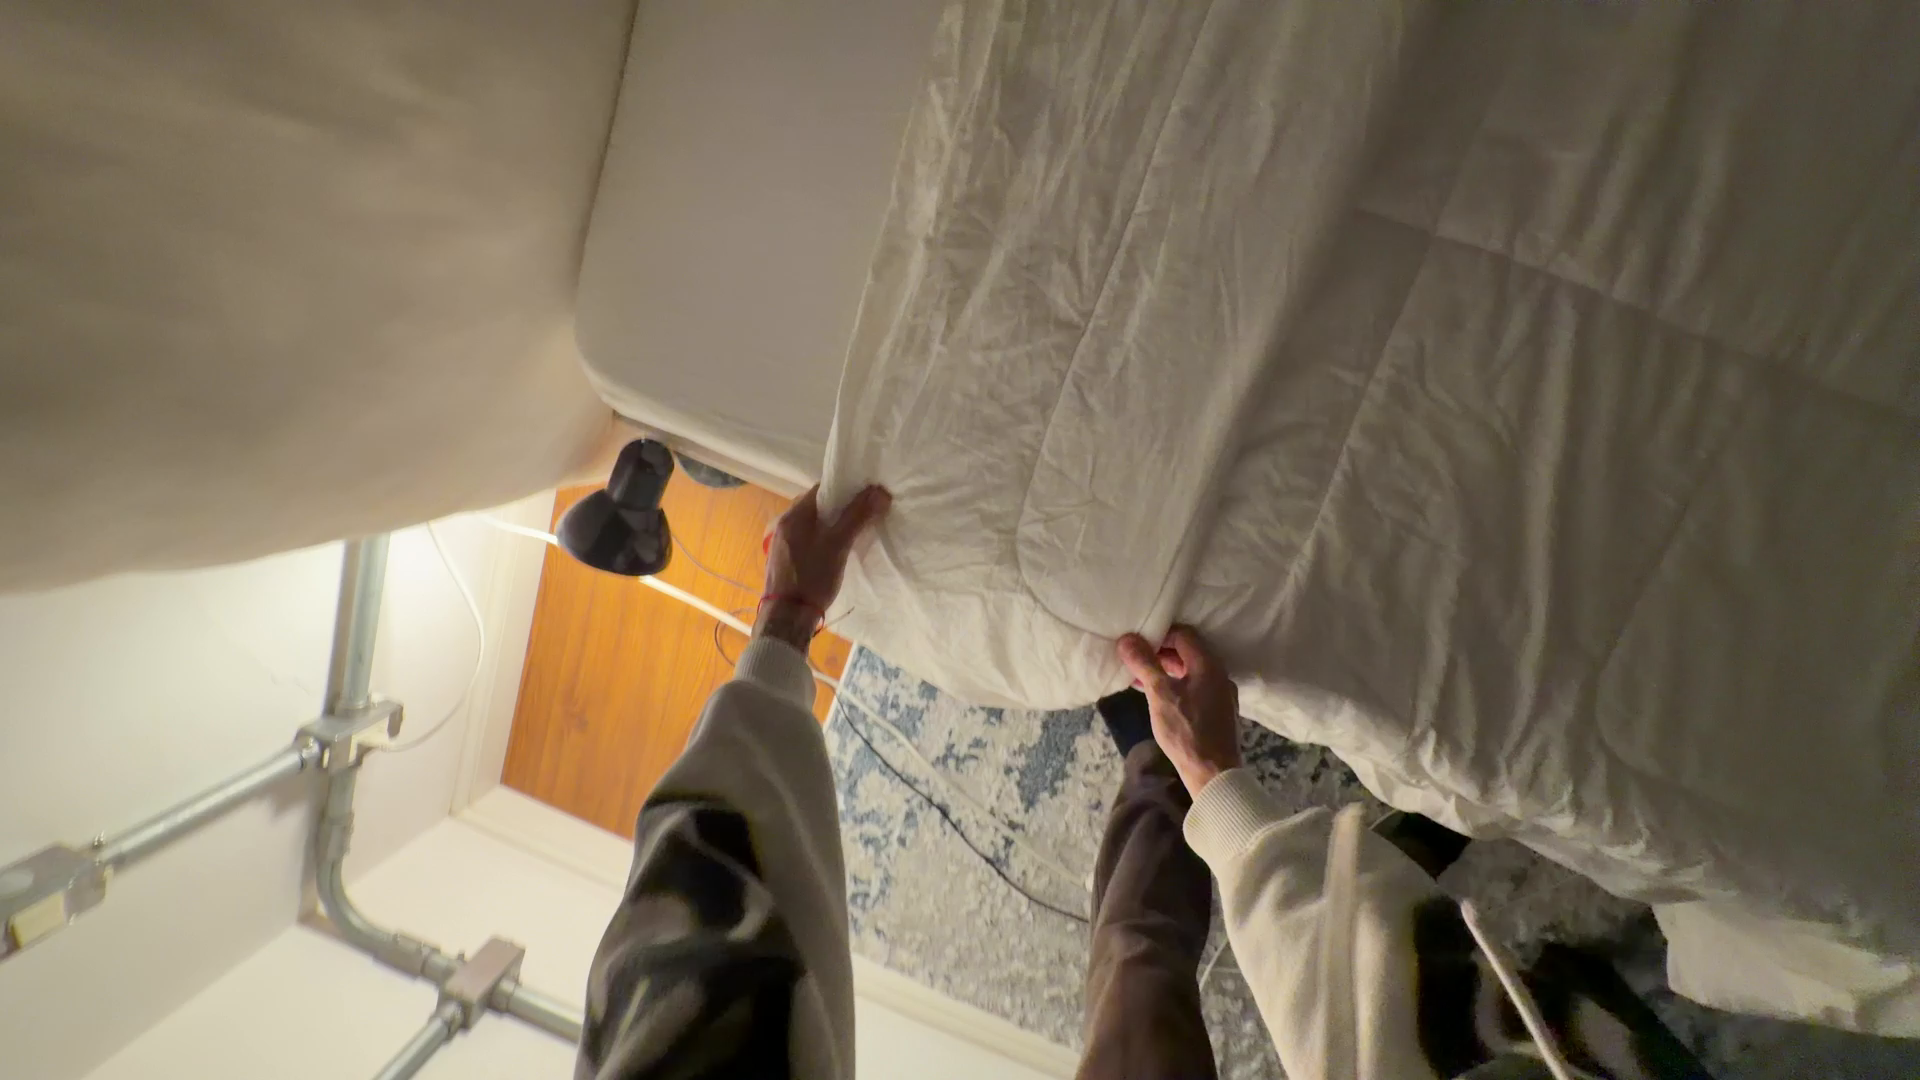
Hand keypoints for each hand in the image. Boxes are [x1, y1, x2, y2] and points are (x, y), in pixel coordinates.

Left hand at [757, 484, 890, 648]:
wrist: (788, 617)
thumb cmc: (813, 576)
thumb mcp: (838, 544)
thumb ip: (857, 516)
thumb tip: (881, 491)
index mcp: (794, 515)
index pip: (822, 489)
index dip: (845, 489)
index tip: (866, 495)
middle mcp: (784, 524)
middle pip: (818, 507)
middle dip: (842, 508)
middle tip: (865, 514)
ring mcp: (783, 543)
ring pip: (814, 525)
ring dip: (833, 525)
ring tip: (855, 532)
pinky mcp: (786, 560)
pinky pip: (809, 540)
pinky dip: (824, 539)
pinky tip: (838, 551)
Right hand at [1117, 625, 1241, 797]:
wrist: (1213, 773)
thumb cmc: (1186, 729)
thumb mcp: (1159, 694)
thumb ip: (1145, 663)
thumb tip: (1127, 638)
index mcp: (1208, 665)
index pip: (1184, 634)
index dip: (1160, 633)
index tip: (1138, 640)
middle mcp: (1218, 675)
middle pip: (1188, 652)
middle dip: (1160, 651)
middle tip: (1135, 656)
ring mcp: (1220, 695)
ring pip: (1190, 672)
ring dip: (1165, 670)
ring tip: (1139, 676)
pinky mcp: (1217, 712)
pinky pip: (1193, 688)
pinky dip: (1174, 685)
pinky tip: (1155, 697)